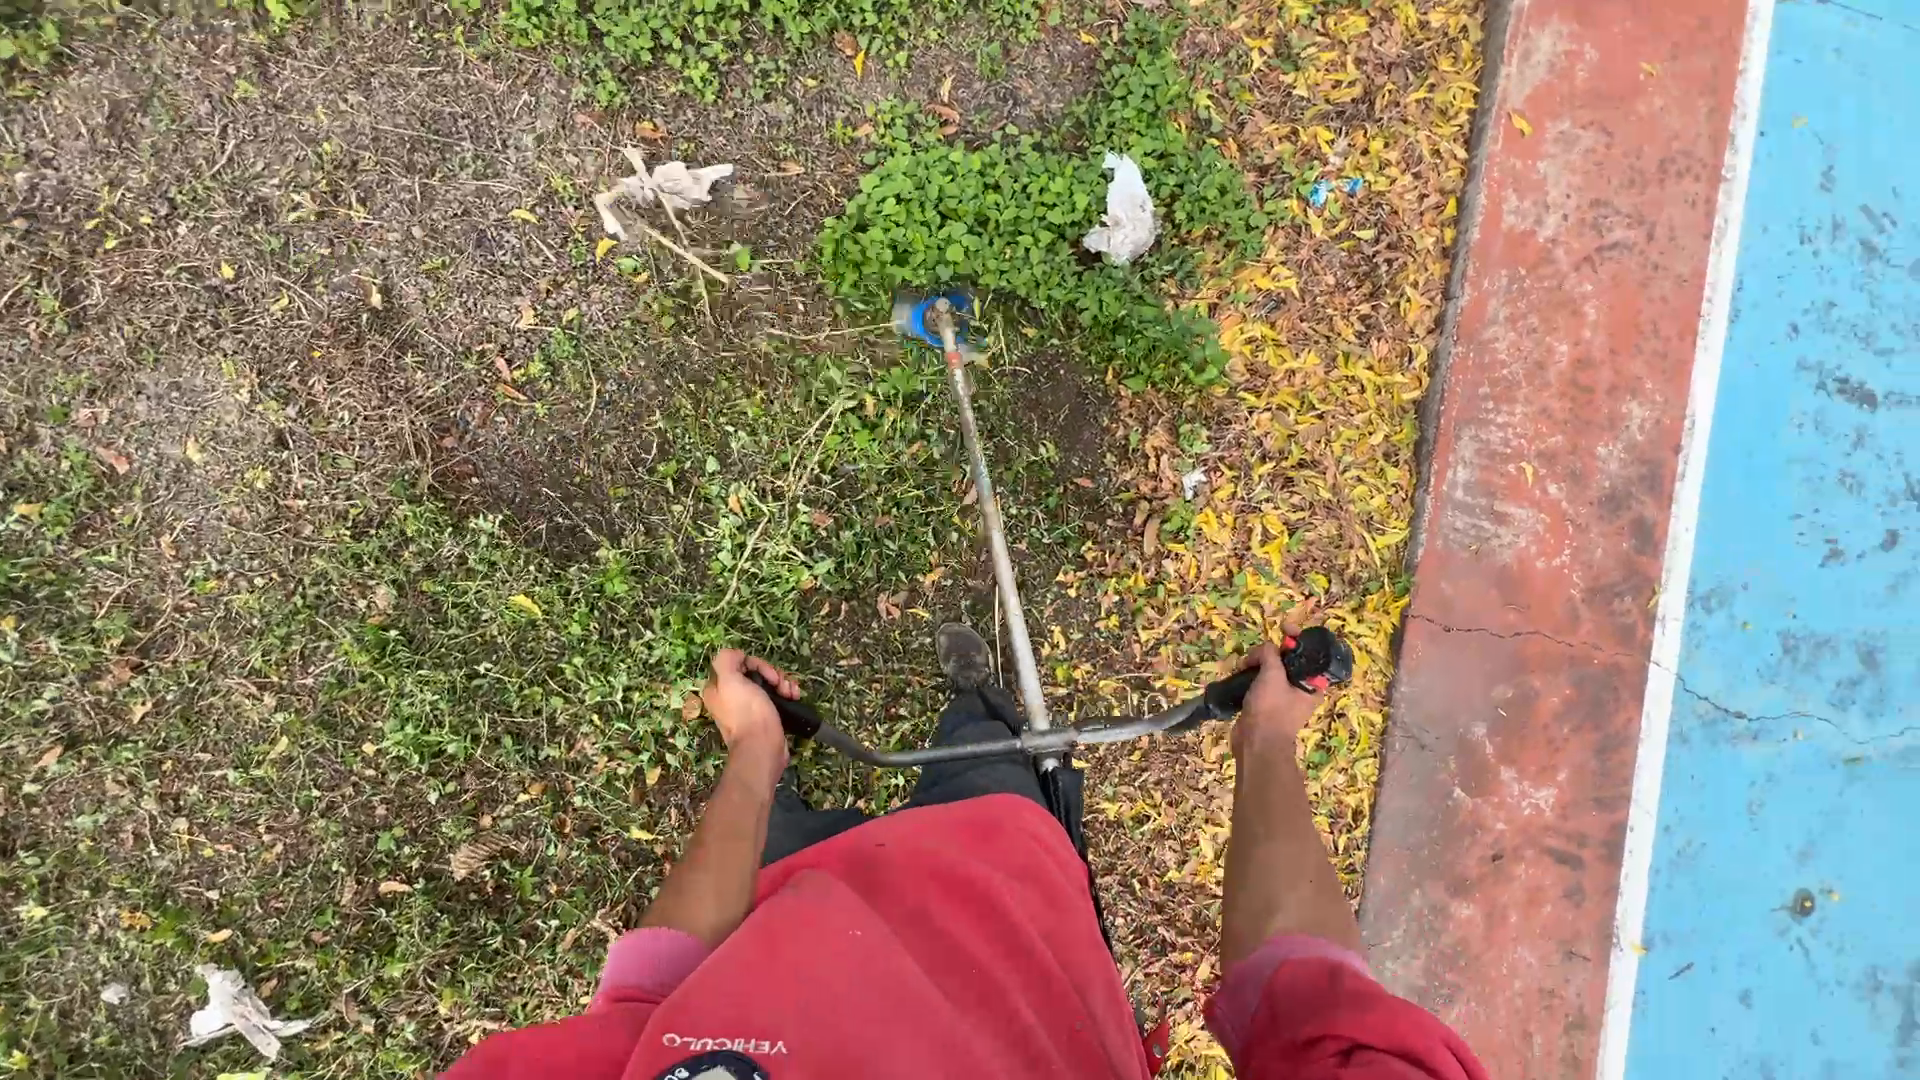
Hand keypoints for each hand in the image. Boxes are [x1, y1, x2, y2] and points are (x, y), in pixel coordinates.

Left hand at [701, 649, 796, 780]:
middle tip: (780, 684)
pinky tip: (794, 697)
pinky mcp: (765, 715)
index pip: (739, 663)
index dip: (756, 664)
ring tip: (791, 693)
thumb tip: (738, 656)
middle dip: (773, 674)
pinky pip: (776, 696)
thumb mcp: (730, 681)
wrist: (763, 746)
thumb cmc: (747, 713)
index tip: (767, 675)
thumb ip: (726, 660)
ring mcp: (748, 707)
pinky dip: (786, 693)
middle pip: (756, 672)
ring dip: (783, 683)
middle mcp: (731, 696)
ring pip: (768, 683)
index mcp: (718, 688)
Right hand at [1230, 641, 1323, 759]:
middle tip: (1257, 652)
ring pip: (1272, 668)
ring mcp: (1283, 695)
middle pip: (1288, 659)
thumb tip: (1265, 649)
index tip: (1283, 627)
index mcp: (1312, 683)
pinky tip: (1241, 672)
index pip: (1310, 652)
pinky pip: (1261, 680)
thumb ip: (1270, 654)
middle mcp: (1301, 688)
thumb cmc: (1271, 709)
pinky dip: (1252, 674)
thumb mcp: (1272, 675)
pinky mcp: (1266, 701)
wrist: (1256, 742)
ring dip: (1258, 662)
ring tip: (1244, 665)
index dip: (1298, 637)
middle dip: (1271, 651)